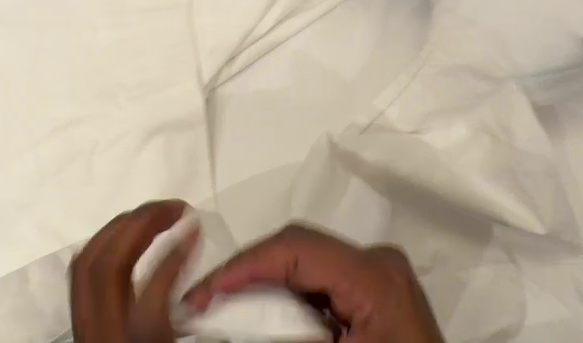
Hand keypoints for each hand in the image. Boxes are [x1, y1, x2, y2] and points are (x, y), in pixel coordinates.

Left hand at [70, 200, 196, 342]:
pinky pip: (79, 272)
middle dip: (142, 225)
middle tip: (176, 209)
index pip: (150, 298)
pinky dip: (101, 243)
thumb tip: (209, 279)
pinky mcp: (78, 323)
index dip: (174, 256)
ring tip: (153, 215)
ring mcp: (84, 328)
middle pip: (108, 268)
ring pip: (87, 264)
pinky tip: (124, 236)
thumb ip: (194, 314)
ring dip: (120, 228)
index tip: (195, 230)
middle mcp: (103, 336)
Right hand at [184, 224, 444, 342]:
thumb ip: (286, 333)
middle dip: (249, 274)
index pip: (294, 248)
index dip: (242, 266)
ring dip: (266, 286)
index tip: (202, 293)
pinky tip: (263, 318)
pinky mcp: (377, 296)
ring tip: (226, 307)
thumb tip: (230, 320)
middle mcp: (378, 262)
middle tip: (206, 301)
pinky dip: (290, 300)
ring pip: (306, 265)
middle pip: (298, 249)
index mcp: (374, 275)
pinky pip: (323, 285)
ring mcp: (380, 277)